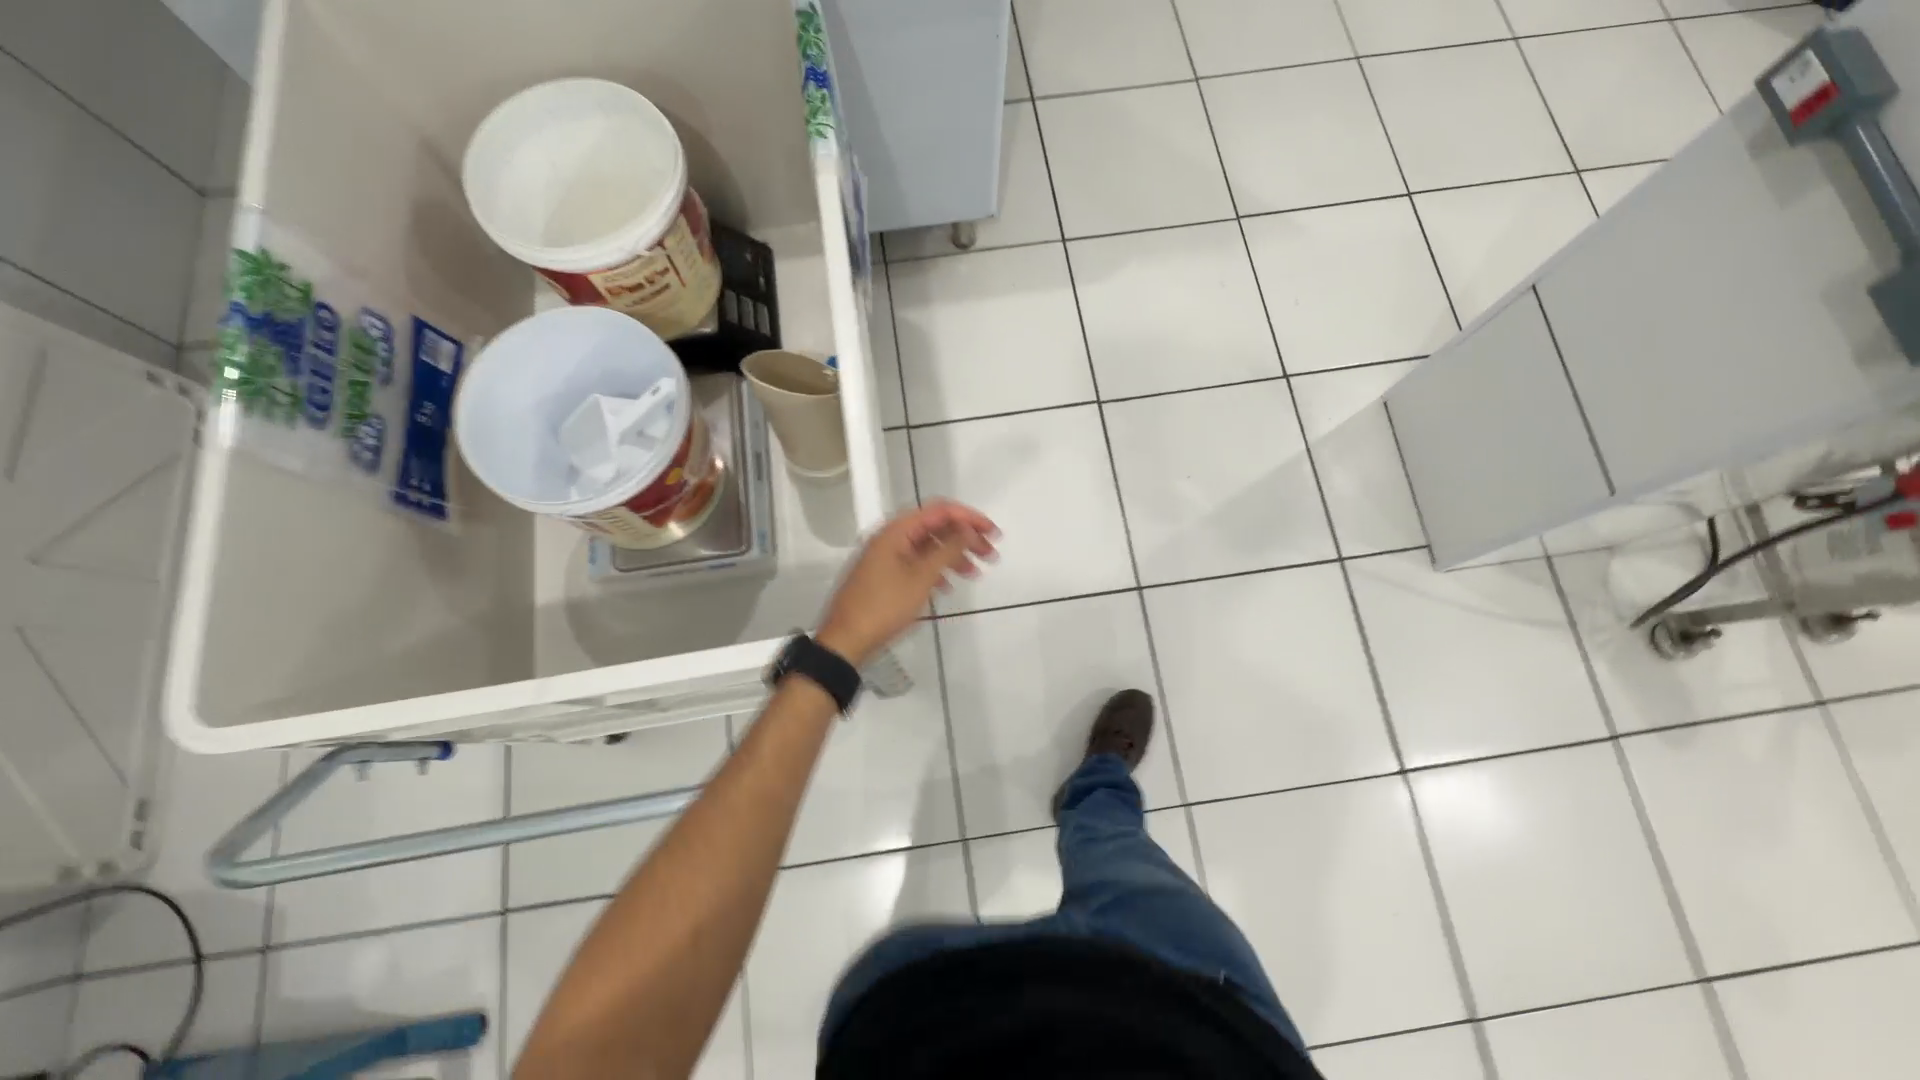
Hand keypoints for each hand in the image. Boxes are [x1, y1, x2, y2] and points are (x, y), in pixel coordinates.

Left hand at [815, 499, 998, 665]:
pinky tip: (948, 587)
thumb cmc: (884, 606)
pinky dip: (935, 570)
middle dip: (965, 538)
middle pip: (935, 527)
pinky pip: (916, 563)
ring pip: (927, 547)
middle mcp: (890, 537)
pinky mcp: (885, 575)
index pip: (940, 510)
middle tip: (990, 555)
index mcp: (896, 531)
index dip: (969, 518)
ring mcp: (886, 557)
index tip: (993, 533)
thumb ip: (948, 549)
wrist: (846, 640)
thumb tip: (967, 529)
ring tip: (975, 573)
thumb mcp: (921, 577)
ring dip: (953, 556)